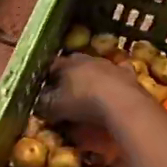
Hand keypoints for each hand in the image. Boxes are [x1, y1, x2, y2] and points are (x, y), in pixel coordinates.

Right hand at [36, 52, 152, 127]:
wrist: (122, 104)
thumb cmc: (83, 103)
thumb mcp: (55, 107)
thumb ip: (43, 103)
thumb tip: (37, 103)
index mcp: (68, 63)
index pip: (52, 65)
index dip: (46, 76)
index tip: (43, 87)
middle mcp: (88, 59)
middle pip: (74, 64)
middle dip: (69, 74)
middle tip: (65, 89)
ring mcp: (110, 65)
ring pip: (97, 67)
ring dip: (92, 76)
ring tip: (89, 91)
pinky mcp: (129, 75)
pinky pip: (119, 75)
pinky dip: (115, 81)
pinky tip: (113, 89)